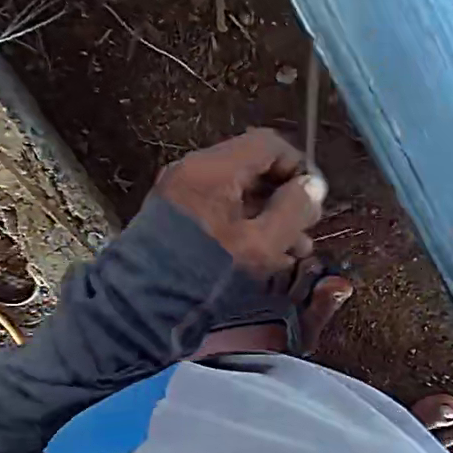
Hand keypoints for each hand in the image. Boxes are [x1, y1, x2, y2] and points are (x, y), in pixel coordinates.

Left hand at [153, 129, 326, 276]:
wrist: (140, 308)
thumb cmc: (203, 275)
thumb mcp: (260, 246)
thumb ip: (293, 211)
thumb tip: (312, 187)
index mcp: (213, 169)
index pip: (268, 144)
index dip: (297, 167)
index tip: (311, 200)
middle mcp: (194, 171)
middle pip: (253, 167)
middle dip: (284, 198)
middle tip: (304, 232)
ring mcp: (180, 192)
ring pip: (237, 190)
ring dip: (267, 215)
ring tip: (289, 251)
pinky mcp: (173, 216)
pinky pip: (218, 207)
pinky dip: (243, 224)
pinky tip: (262, 256)